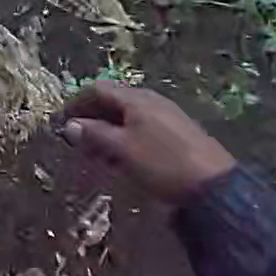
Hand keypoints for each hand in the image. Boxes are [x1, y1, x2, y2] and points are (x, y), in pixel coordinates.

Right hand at [59, 81, 235, 204]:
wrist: (213, 185)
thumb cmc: (162, 162)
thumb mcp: (123, 150)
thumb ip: (96, 135)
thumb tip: (70, 126)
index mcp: (136, 98)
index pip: (98, 90)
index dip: (77, 103)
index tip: (62, 122)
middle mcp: (150, 100)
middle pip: (113, 101)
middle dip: (92, 118)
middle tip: (76, 140)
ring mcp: (165, 115)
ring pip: (127, 116)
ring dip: (107, 130)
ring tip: (95, 154)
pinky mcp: (175, 132)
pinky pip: (141, 127)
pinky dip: (124, 138)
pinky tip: (122, 159)